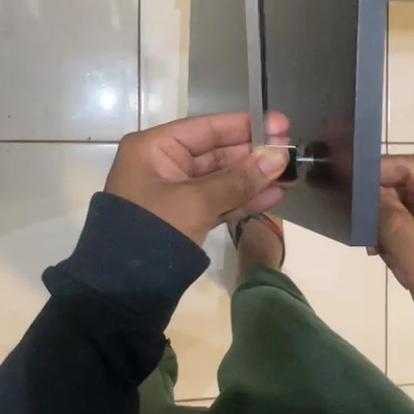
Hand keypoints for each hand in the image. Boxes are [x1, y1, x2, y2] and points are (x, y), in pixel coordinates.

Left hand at [105, 110, 290, 241]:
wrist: (123, 289)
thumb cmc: (153, 230)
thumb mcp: (196, 202)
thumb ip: (239, 180)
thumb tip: (278, 158)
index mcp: (154, 148)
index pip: (206, 128)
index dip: (245, 126)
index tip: (280, 124)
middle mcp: (163, 165)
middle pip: (216, 152)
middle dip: (253, 154)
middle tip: (290, 152)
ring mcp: (174, 193)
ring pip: (221, 179)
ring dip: (253, 179)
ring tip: (289, 176)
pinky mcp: (185, 218)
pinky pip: (218, 201)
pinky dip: (243, 200)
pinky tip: (273, 196)